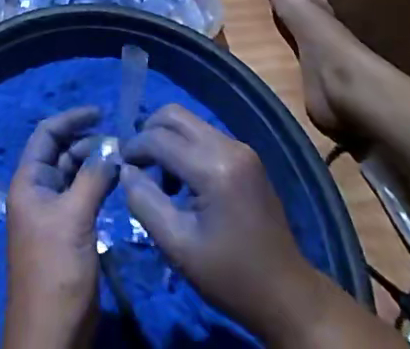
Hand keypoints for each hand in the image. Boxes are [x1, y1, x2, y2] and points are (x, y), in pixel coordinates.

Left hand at [3, 106, 118, 348]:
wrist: (51, 330)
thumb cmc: (56, 270)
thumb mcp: (74, 219)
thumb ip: (92, 180)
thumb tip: (112, 149)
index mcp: (28, 181)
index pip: (46, 135)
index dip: (71, 119)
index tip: (101, 111)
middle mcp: (38, 191)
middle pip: (61, 153)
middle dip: (88, 142)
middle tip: (122, 141)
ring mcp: (53, 212)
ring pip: (74, 175)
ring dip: (95, 163)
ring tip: (125, 158)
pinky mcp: (69, 232)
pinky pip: (82, 196)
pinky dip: (98, 186)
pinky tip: (119, 184)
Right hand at [118, 105, 311, 338]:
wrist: (288, 296)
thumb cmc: (230, 276)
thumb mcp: (177, 246)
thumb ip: (143, 201)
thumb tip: (126, 170)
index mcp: (214, 168)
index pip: (158, 138)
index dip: (133, 149)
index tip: (121, 169)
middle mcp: (230, 147)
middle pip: (174, 115)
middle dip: (147, 132)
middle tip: (137, 165)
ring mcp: (242, 150)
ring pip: (188, 122)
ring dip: (166, 140)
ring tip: (160, 180)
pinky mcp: (247, 158)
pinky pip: (204, 136)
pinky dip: (184, 148)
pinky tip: (182, 183)